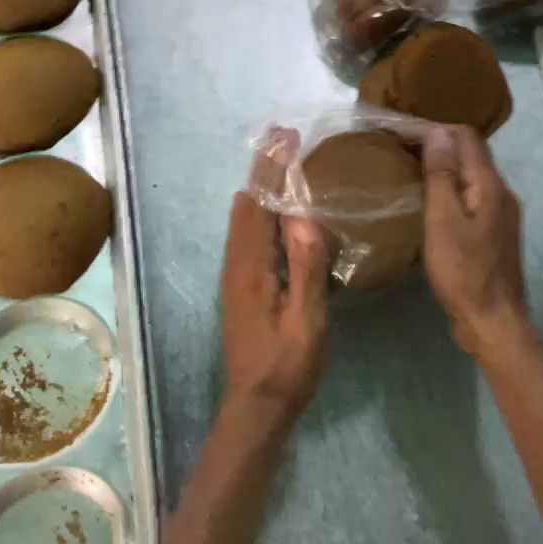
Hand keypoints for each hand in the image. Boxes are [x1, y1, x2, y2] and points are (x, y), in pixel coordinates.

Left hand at [221, 133, 330, 425]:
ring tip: (279, 159)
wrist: (257, 407)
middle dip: (265, 169)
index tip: (286, 136)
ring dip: (261, 185)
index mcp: (252, 267)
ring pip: (245, 217)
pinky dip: (260, 207)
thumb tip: (305, 217)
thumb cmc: (287, 365)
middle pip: (248, 204)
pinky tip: (273, 208)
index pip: (261, 205)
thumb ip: (306, 269)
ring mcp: (236, 275)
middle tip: (283, 136)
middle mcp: (237, 264)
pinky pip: (248, 232)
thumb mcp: (306, 321)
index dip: (273, 170)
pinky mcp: (242, 285)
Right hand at [420, 124, 528, 353]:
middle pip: (470, 153)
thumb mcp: (444, 220)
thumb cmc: (463, 271)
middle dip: (436, 142)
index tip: (398, 129)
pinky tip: (428, 198)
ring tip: (407, 165)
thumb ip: (441, 174)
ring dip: (442, 165)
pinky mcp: (494, 231)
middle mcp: (502, 192)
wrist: (492, 321)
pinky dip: (449, 186)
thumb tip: (437, 132)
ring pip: (470, 174)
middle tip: (398, 143)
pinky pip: (471, 194)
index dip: (431, 127)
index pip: (464, 136)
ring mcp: (501, 213)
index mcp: (491, 184)